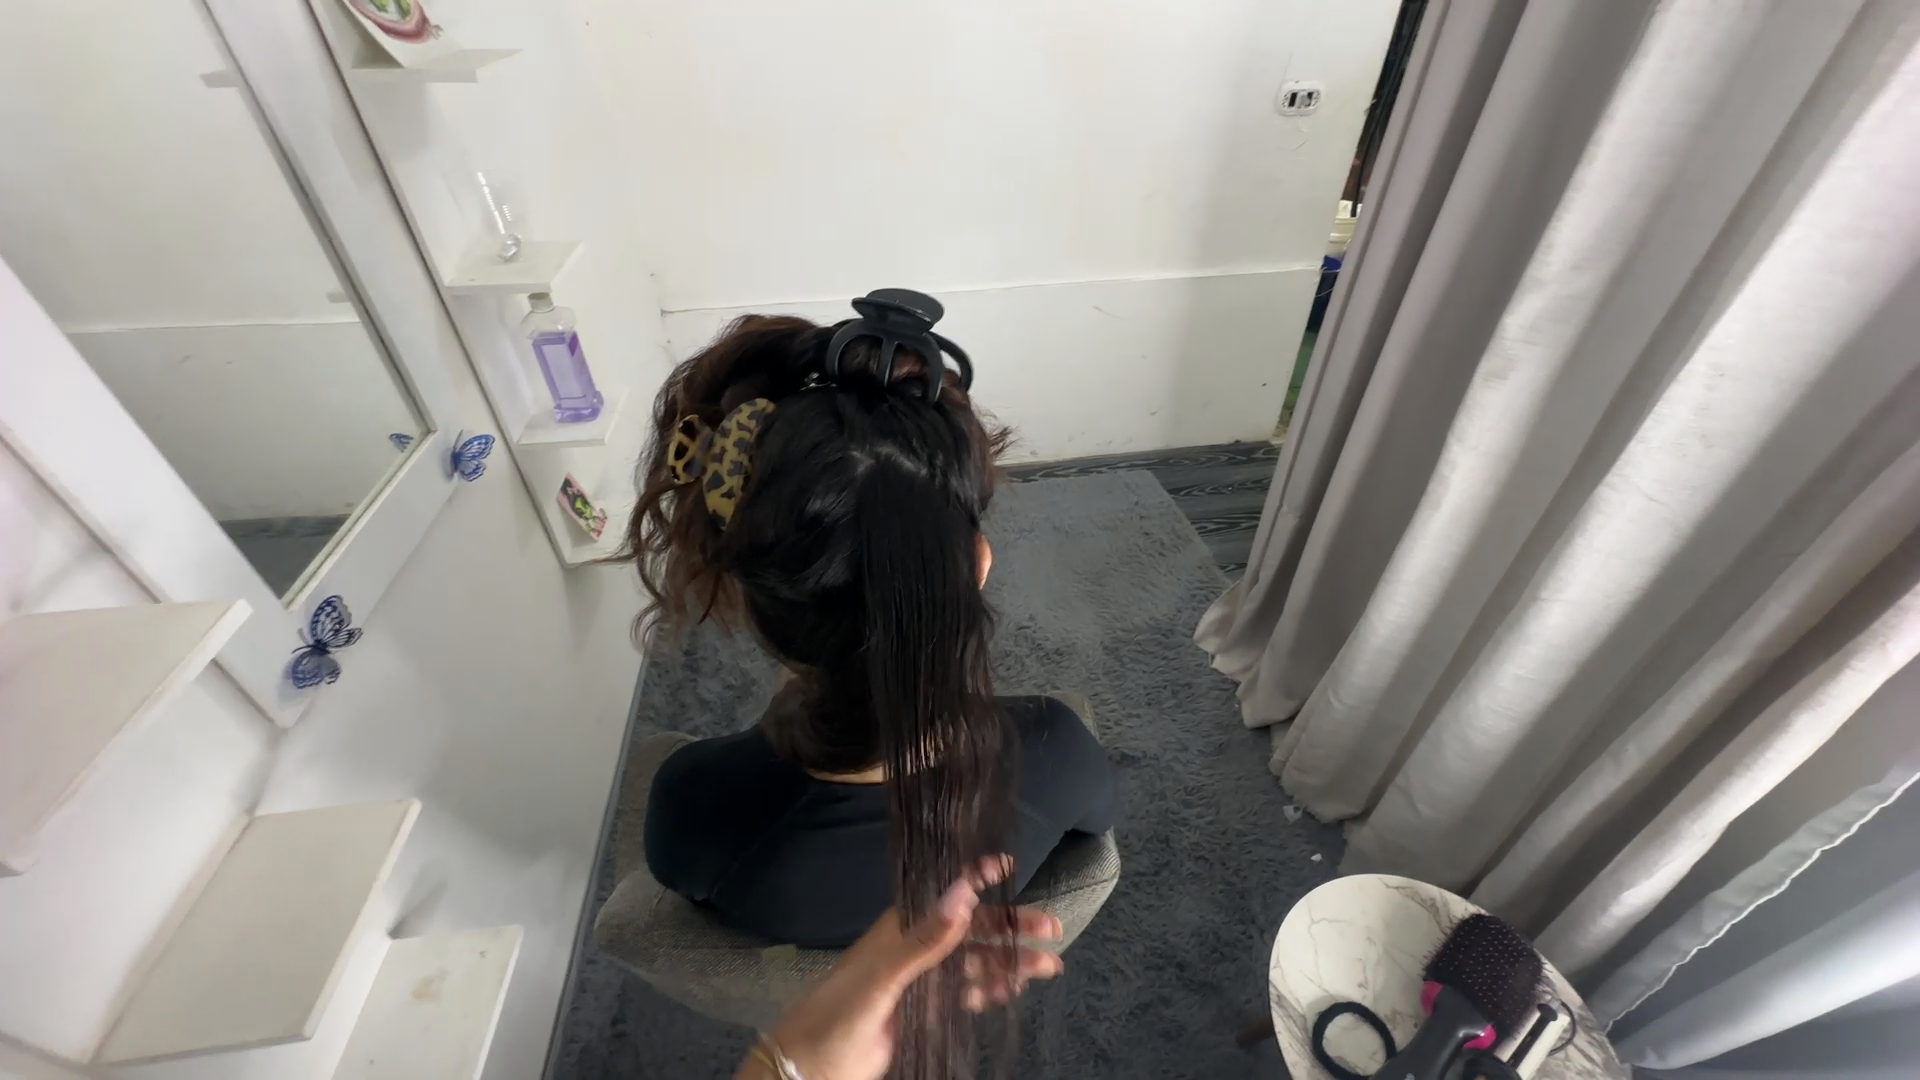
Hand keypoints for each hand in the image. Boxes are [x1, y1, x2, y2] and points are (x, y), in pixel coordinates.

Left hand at [737, 855, 1065, 1079]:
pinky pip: (965, 993)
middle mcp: (917, 944)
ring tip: (1047, 966)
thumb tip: (964, 892)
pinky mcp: (924, 1010)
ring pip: (975, 962)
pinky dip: (990, 990)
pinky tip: (1012, 992)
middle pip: (972, 928)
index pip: (946, 890)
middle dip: (1011, 925)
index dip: (976, 875)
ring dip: (1010, 962)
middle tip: (1052, 929)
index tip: (1009, 865)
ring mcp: (922, 978)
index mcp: (903, 925)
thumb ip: (924, 938)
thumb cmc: (839, 1012)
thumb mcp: (881, 976)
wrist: (809, 1067)